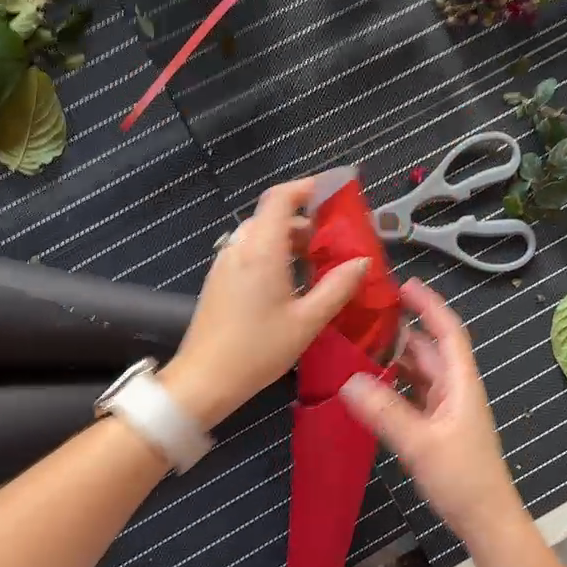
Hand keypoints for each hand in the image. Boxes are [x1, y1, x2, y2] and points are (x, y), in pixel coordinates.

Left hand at [161, 179, 369, 428]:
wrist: (204, 379)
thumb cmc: (258, 351)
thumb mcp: (307, 322)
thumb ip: (337, 287)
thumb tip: (362, 261)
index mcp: (262, 249)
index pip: (281, 197)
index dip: (308, 188)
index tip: (335, 194)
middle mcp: (239, 248)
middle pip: (272, 216)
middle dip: (305, 221)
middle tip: (334, 243)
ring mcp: (224, 264)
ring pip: (260, 236)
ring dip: (288, 241)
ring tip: (316, 266)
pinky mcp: (218, 281)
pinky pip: (248, 253)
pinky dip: (272, 256)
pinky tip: (289, 285)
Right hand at [338, 278, 527, 540]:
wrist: (486, 520)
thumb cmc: (463, 479)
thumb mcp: (420, 444)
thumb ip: (384, 412)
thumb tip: (347, 381)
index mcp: (461, 384)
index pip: (448, 332)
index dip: (429, 305)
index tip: (402, 286)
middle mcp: (456, 390)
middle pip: (430, 349)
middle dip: (403, 329)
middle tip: (365, 316)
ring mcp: (448, 410)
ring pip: (421, 373)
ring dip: (397, 357)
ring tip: (361, 345)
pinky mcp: (439, 429)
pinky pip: (414, 395)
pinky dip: (395, 384)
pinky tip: (372, 386)